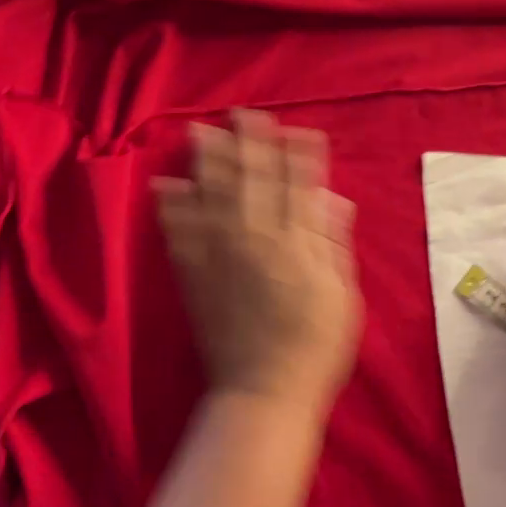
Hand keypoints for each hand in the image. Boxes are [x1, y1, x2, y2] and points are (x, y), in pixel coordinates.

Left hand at [155, 111, 361, 412]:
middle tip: (239, 113)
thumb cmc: (316, 348)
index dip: (294, 152)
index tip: (292, 126)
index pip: (296, 185)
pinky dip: (171, 207)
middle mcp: (255, 239)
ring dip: (205, 162)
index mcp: (296, 244)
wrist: (263, 393)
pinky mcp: (194, 276)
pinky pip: (180, 233)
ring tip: (198, 132)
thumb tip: (331, 199)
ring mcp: (220, 256)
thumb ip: (332, 245)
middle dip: (246, 144)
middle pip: (250, 181)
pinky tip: (163, 185)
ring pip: (212, 197)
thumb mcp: (342, 297)